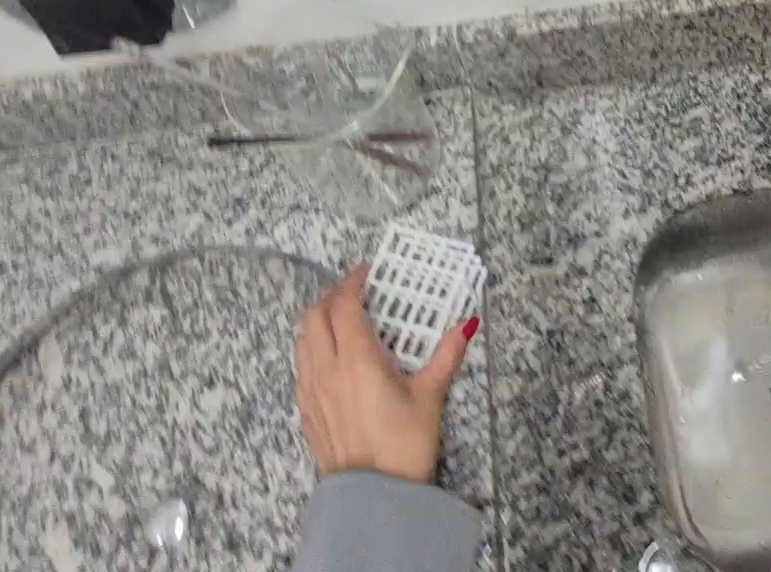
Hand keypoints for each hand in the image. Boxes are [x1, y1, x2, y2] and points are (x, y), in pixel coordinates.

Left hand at [294, 264, 478, 482]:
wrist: (373, 497)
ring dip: (317, 321)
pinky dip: (312, 347)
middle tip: (355, 292)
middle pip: (313, 318)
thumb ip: (447, 354)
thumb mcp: (431, 394)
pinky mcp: (305, 412)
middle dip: (331, 297)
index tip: (366, 272)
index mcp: (357, 359)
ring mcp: (311, 392)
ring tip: (341, 318)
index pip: (344, 307)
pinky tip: (333, 358)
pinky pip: (301, 366)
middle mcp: (326, 369)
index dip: (352, 283)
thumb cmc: (404, 441)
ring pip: (302, 341)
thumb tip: (469, 322)